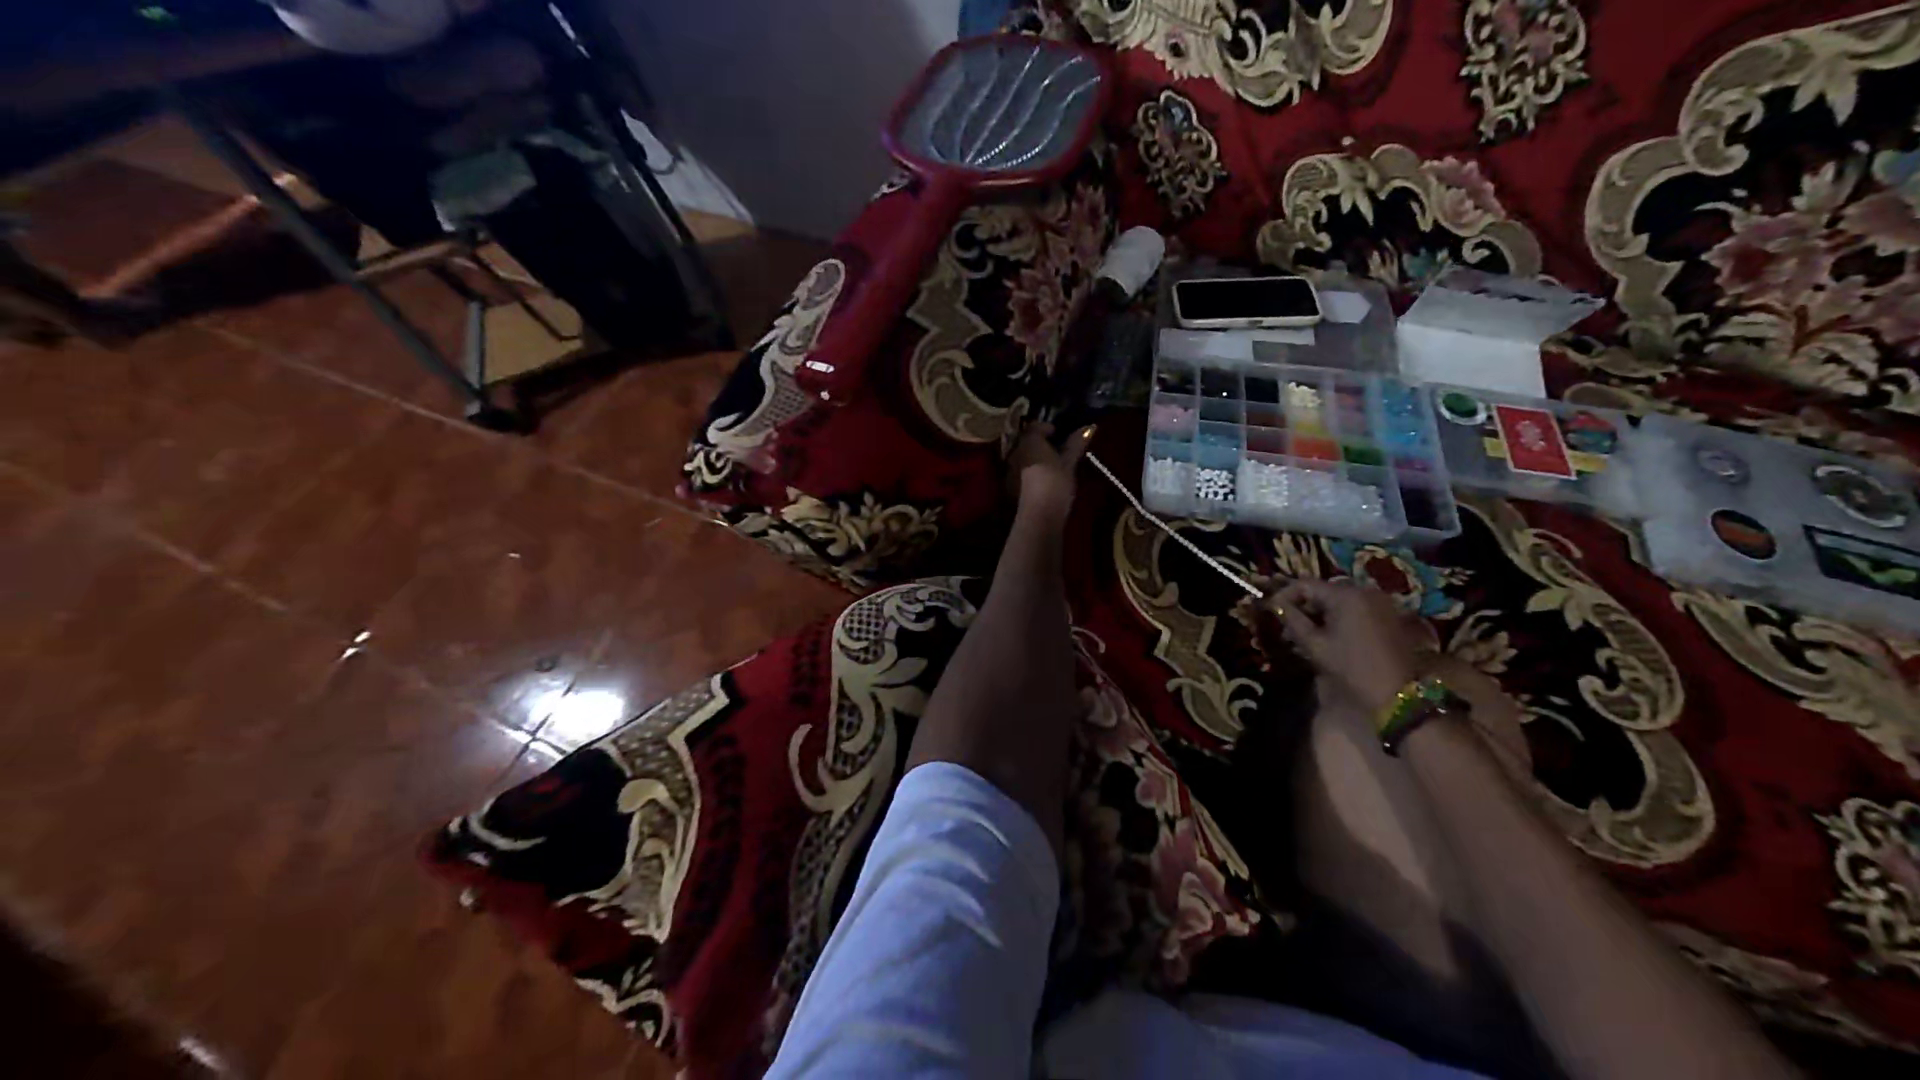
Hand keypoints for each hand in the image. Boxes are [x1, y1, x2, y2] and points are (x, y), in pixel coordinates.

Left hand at [1007, 422, 1092, 522]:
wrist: (1038, 515)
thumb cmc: (1055, 483)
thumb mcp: (1069, 462)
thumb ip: (1076, 444)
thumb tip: (1089, 427)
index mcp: (1030, 441)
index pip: (1035, 426)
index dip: (1047, 427)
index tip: (1059, 432)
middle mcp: (1016, 451)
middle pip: (1028, 441)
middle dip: (1042, 442)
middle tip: (1059, 447)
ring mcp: (1011, 469)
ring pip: (1025, 456)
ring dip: (1037, 456)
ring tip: (1054, 463)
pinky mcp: (1011, 485)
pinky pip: (1023, 469)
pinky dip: (1033, 469)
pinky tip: (1045, 477)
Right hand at [1268, 578, 1428, 714]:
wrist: (1398, 694)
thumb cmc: (1351, 668)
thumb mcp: (1315, 645)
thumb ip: (1292, 620)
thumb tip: (1274, 605)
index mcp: (1345, 595)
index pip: (1305, 584)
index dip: (1284, 595)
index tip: (1271, 612)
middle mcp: (1364, 590)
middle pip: (1323, 590)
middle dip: (1303, 605)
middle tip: (1287, 627)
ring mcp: (1380, 602)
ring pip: (1339, 599)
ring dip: (1320, 612)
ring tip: (1306, 633)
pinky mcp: (1389, 615)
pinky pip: (1356, 607)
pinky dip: (1339, 616)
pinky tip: (1330, 635)